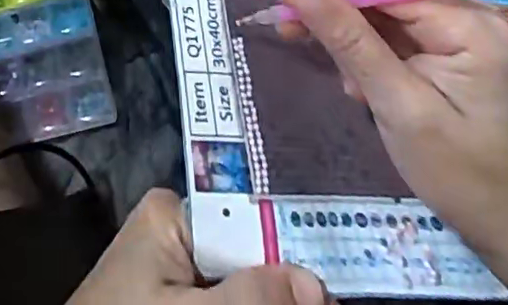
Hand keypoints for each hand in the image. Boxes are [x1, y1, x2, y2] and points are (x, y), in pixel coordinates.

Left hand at [67, 189, 328, 304]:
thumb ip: (252, 296)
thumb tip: (317, 283)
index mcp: (173, 212)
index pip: (247, 216)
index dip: (292, 249)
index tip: (334, 278)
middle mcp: (178, 230)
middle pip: (251, 251)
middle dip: (286, 283)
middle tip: (331, 298)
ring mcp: (179, 267)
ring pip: (244, 281)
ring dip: (272, 296)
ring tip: (315, 299)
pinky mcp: (179, 296)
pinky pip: (225, 295)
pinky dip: (249, 303)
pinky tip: (279, 300)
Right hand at [278, 0, 507, 246]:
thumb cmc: (460, 172)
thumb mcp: (398, 105)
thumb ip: (349, 41)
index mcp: (465, 22)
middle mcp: (463, 12)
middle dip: (331, 5)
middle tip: (287, 27)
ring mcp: (454, 29)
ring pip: (378, 8)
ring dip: (343, 30)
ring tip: (320, 60)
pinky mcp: (443, 47)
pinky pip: (389, 30)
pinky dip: (361, 48)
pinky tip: (354, 80)